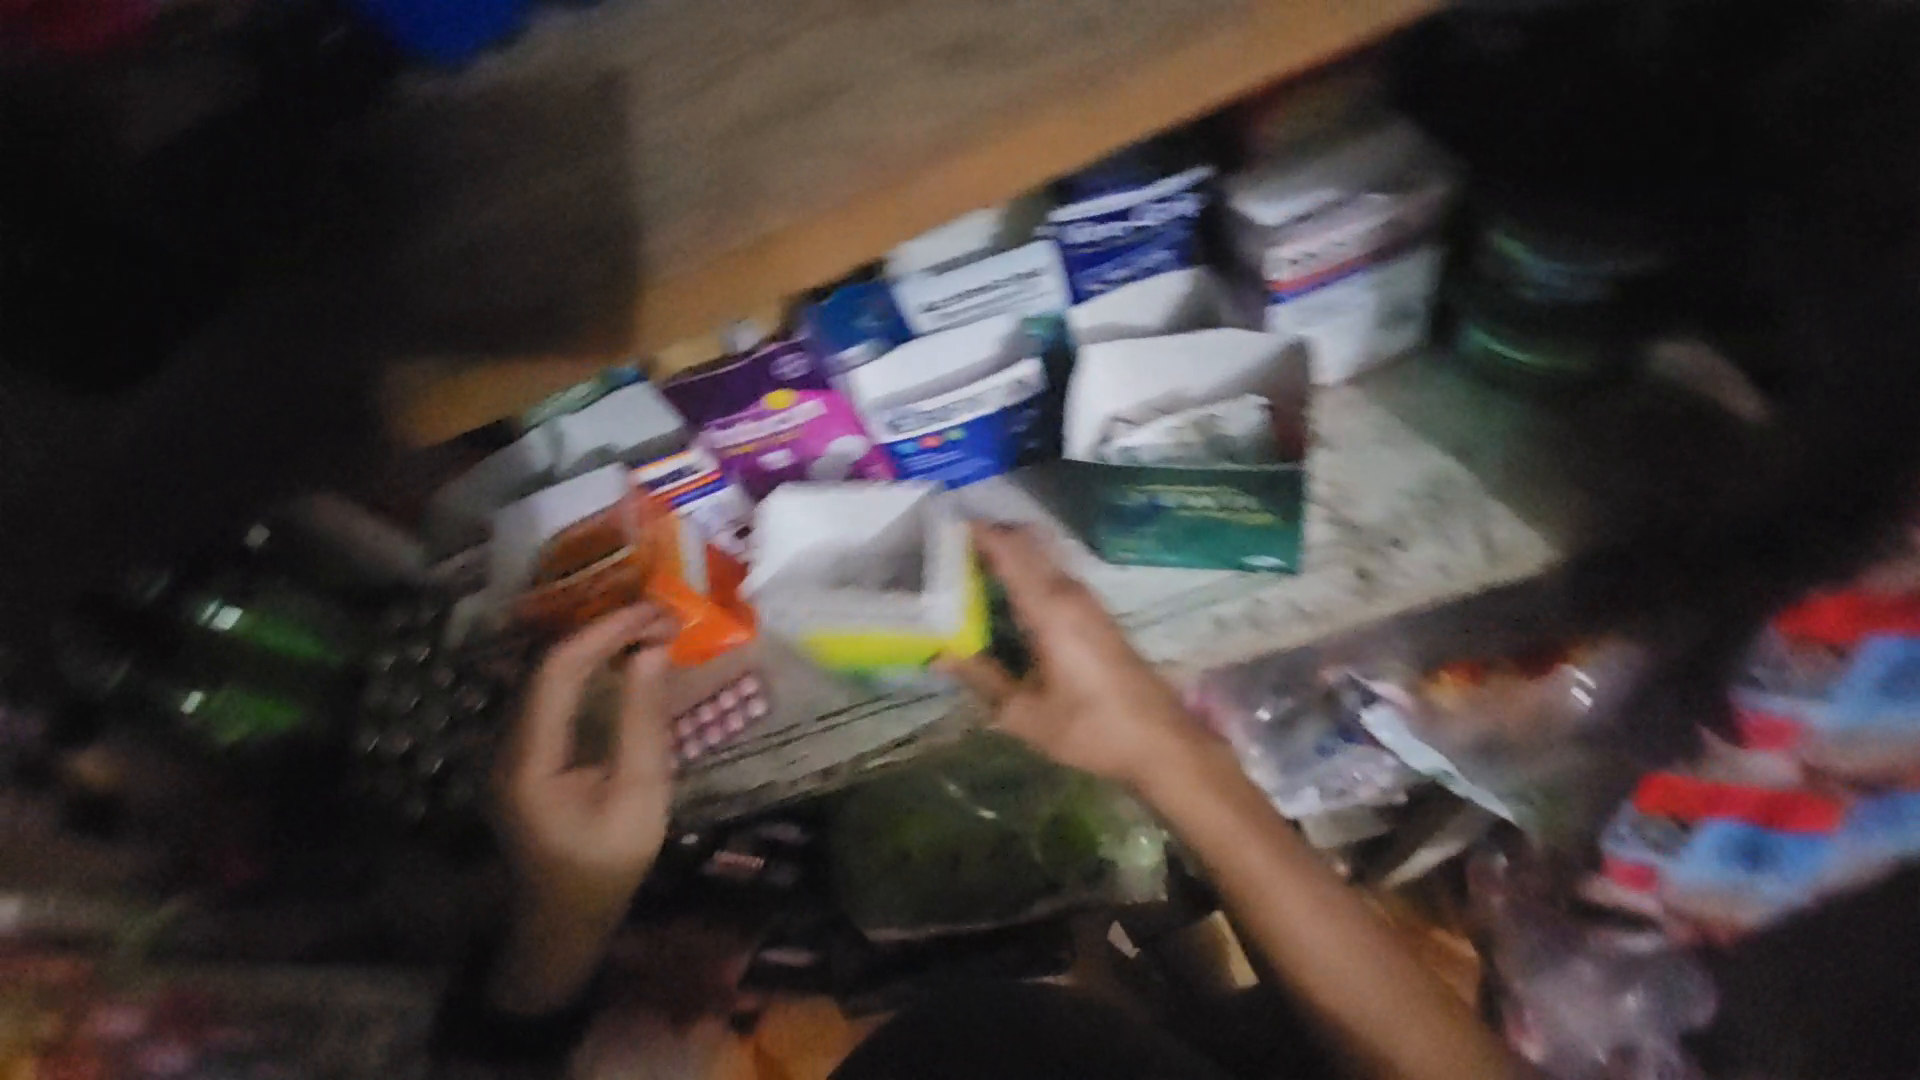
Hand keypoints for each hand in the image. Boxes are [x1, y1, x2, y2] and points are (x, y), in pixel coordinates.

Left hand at [492, 605, 677, 1006]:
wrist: (563, 919)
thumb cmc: (607, 864)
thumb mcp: (639, 795)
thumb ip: (642, 721)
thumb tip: (652, 651)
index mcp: (529, 758)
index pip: (559, 670)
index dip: (605, 631)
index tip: (655, 612)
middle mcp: (507, 744)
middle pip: (548, 666)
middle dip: (605, 631)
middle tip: (661, 616)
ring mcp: (511, 749)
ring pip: (548, 676)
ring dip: (598, 646)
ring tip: (649, 629)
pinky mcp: (525, 753)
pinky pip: (554, 694)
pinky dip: (591, 668)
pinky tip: (622, 661)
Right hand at [940, 524, 1205, 790]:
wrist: (1161, 742)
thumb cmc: (1090, 728)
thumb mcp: (1024, 713)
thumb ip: (981, 678)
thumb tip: (940, 655)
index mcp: (1049, 607)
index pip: (1009, 548)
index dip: (976, 532)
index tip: (941, 529)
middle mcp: (1070, 592)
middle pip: (1027, 544)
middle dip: (988, 540)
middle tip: (947, 554)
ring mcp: (1088, 601)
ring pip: (1042, 559)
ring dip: (1008, 558)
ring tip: (967, 577)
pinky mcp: (1097, 615)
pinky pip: (1054, 578)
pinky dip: (1026, 576)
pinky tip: (1005, 605)